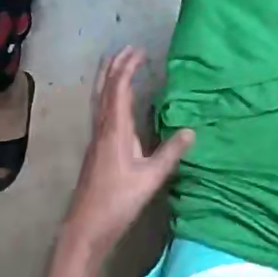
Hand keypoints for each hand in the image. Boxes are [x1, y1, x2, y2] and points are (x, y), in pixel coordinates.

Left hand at [60, 47, 194, 259]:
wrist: (84, 229)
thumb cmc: (117, 202)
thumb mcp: (150, 178)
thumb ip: (171, 153)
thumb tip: (192, 129)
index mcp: (115, 129)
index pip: (120, 88)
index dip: (129, 67)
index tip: (142, 51)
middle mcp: (102, 128)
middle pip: (105, 88)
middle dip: (115, 65)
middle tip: (129, 48)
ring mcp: (96, 138)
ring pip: (99, 98)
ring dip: (108, 77)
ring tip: (116, 62)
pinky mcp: (95, 148)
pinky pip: (99, 109)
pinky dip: (107, 93)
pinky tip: (114, 101)